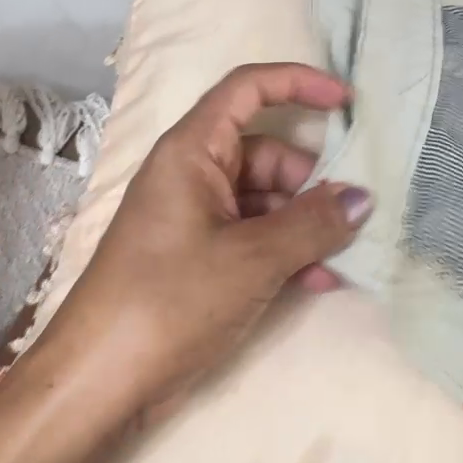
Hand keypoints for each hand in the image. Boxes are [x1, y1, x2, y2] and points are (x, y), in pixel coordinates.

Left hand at [39, 63, 371, 417]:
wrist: (100, 379)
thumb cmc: (170, 299)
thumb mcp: (251, 258)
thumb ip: (311, 223)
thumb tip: (362, 196)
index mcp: (192, 150)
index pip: (247, 89)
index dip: (298, 83)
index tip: (348, 101)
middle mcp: (193, 173)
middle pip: (266, 152)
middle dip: (312, 181)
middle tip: (357, 214)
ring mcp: (195, 217)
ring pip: (265, 200)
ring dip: (304, 225)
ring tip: (344, 258)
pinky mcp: (199, 257)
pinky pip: (254, 237)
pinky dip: (285, 253)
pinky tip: (318, 283)